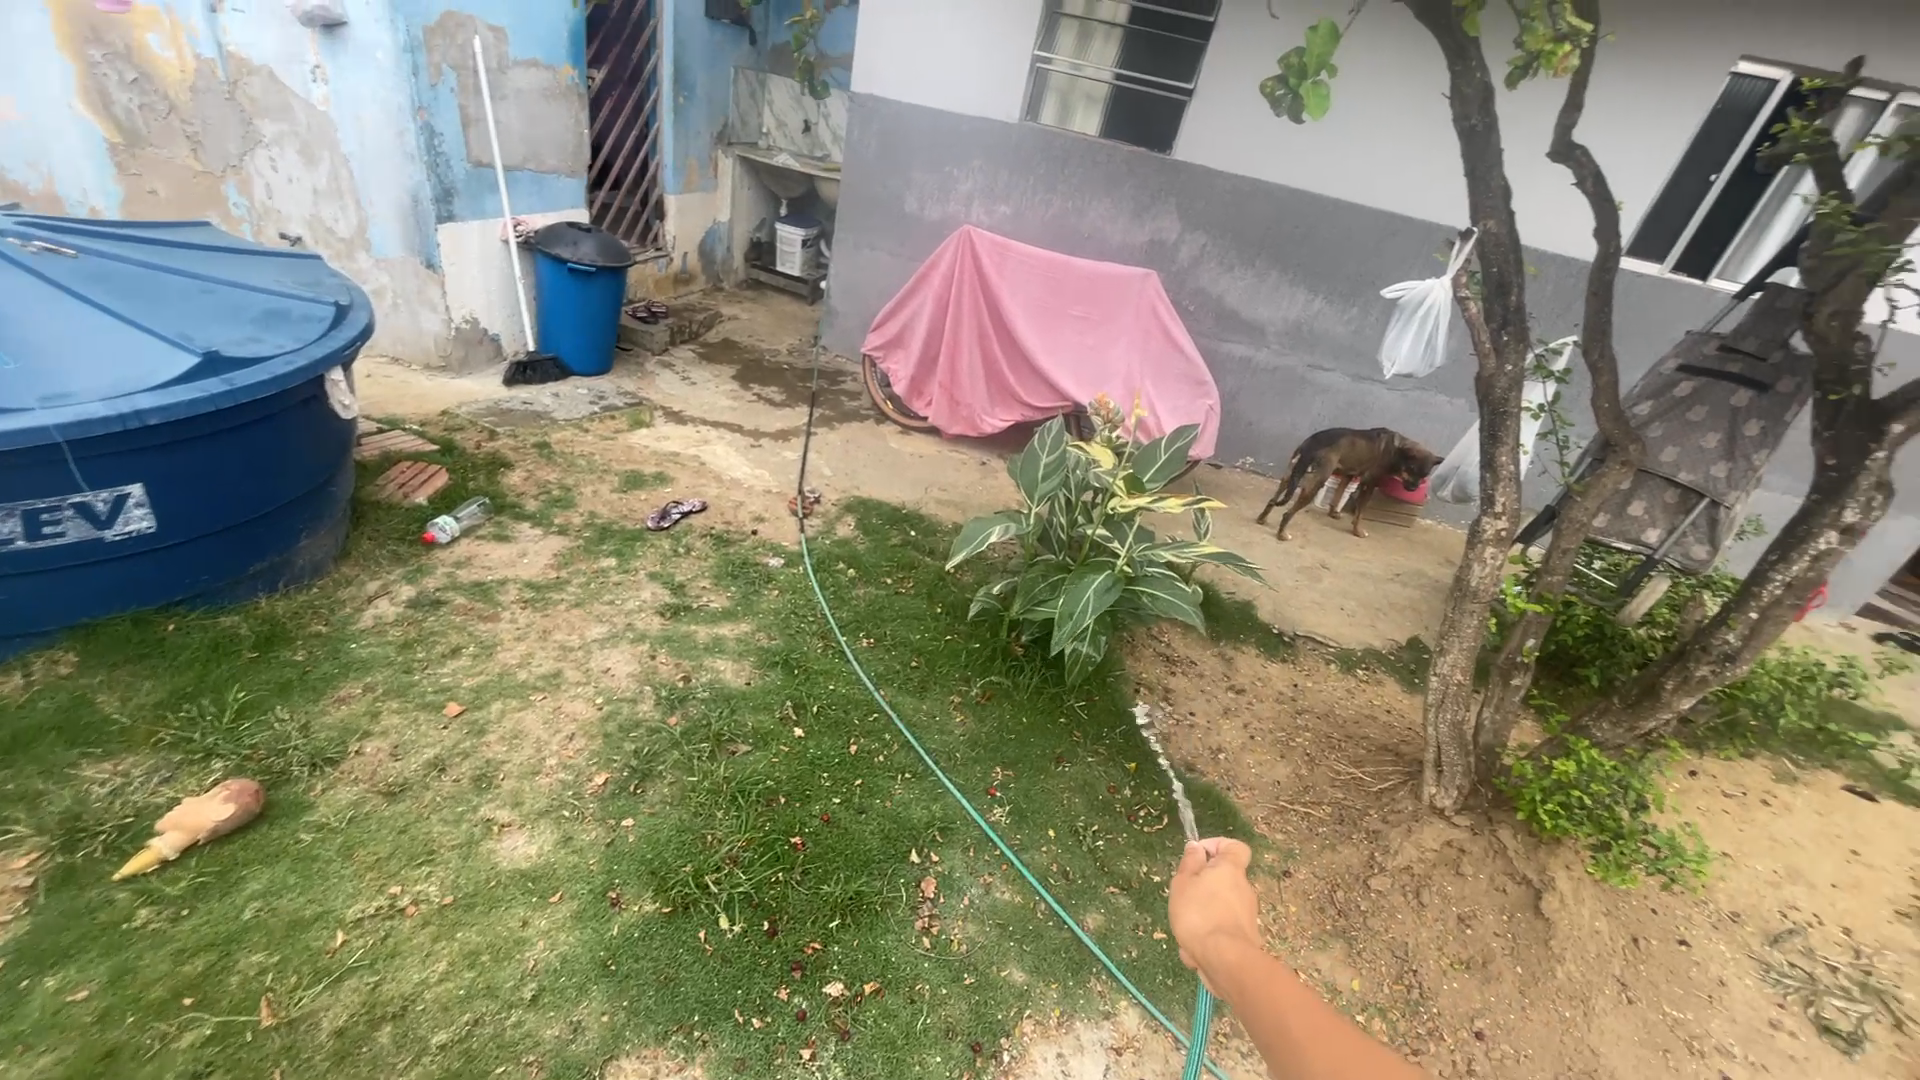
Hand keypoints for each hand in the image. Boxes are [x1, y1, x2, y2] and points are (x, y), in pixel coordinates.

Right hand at [1167, 837, 1259, 992]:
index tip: (1198, 855)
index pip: (1236, 847)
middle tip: (1184, 896)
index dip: (1217, 845)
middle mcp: (1244, 889)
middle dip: (1202, 887)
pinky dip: (1208, 936)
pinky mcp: (1246, 939)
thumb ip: (1190, 862)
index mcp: (1231, 869)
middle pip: (1224, 879)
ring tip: (1185, 929)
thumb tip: (1196, 847)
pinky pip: (1222, 929)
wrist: (1225, 961)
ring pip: (1219, 907)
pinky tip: (1194, 951)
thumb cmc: (1198, 914)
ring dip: (1202, 915)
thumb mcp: (1183, 882)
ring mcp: (1247, 915)